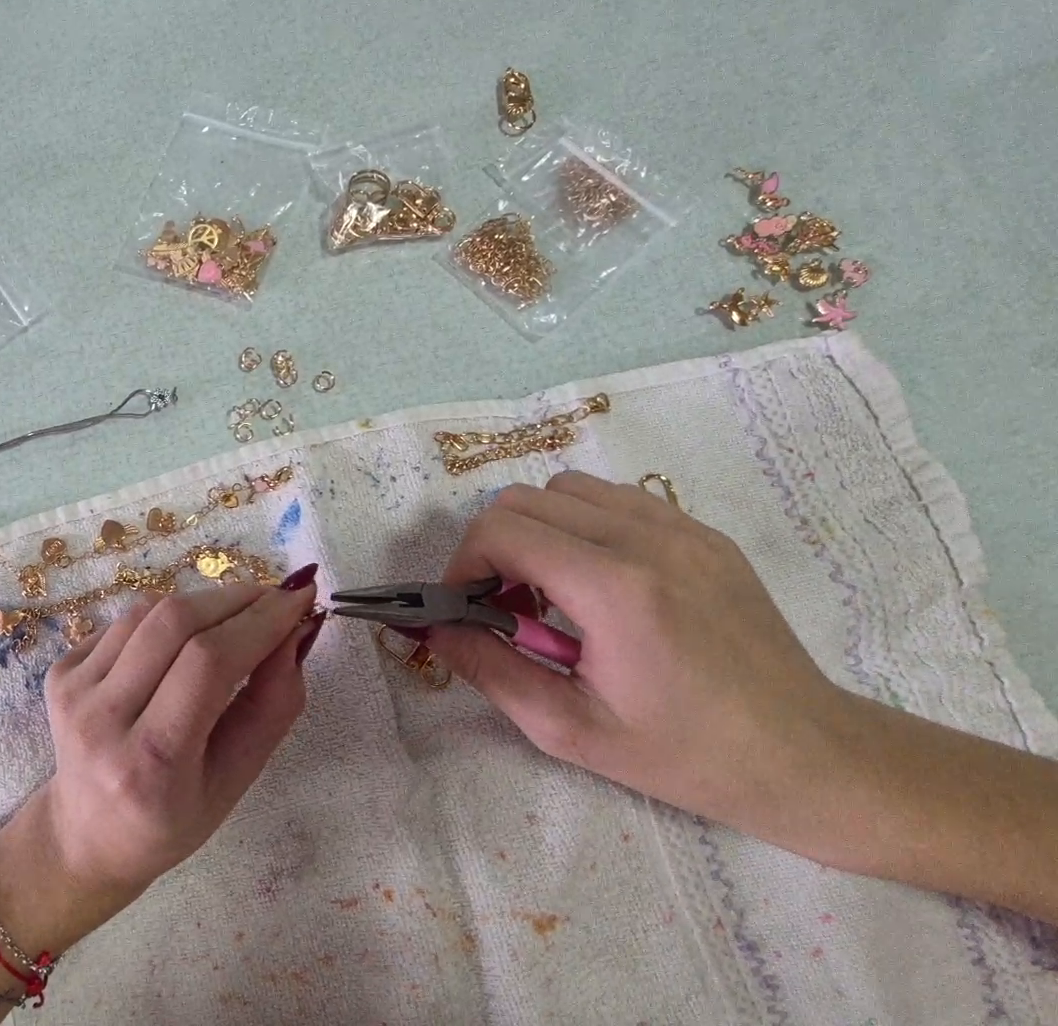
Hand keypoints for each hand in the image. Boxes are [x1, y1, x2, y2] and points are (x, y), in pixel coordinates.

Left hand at [0, 569, 323, 950]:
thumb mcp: (237, 779)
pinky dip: (165, 621)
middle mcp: (102, 720)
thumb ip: (273, 706)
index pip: (208, 663)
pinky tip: (182, 645)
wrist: (87, 834)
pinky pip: (124, 623)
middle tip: (275, 600)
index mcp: (152, 763)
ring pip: (148, 612)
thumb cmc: (173, 819)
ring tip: (235, 622)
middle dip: (235, 600)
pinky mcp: (59, 671)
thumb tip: (295, 632)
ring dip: (203, 605)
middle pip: (174, 622)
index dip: (260, 621)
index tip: (300, 597)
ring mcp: (72, 691)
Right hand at [424, 471, 849, 837]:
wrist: (812, 757)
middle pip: (524, 499)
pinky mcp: (703, 533)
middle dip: (492, 546)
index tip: (466, 609)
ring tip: (548, 589)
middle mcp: (646, 539)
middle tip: (500, 604)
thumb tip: (434, 628)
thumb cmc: (685, 754)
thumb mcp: (568, 728)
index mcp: (613, 589)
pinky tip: (596, 581)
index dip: (462, 565)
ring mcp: (682, 528)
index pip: (500, 531)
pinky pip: (614, 500)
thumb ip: (488, 668)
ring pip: (567, 489)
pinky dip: (581, 525)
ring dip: (536, 530)